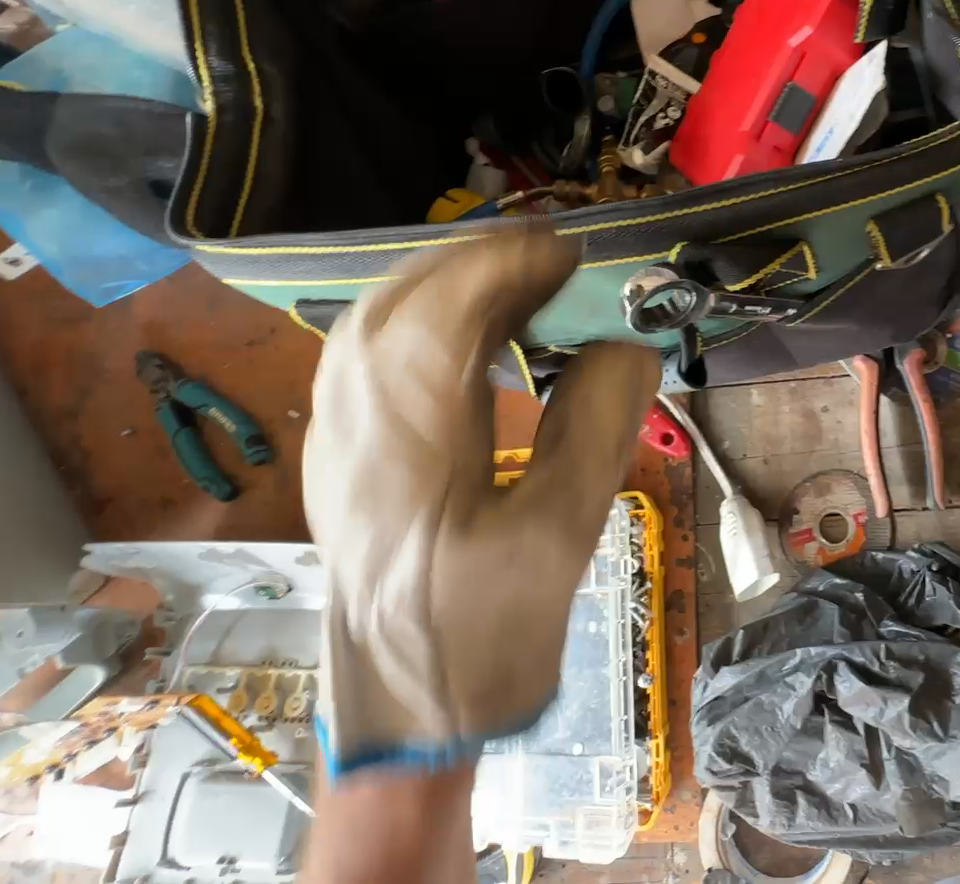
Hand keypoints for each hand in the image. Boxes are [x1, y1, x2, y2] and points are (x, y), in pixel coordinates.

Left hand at [304, 226, 659, 775]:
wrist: (408, 705)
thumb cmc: (489, 630)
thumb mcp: (563, 533)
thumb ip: (596, 425)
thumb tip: (627, 345)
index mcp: (407, 447)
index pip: (441, 316)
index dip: (508, 267)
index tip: (572, 253)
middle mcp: (350, 426)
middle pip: (397, 301)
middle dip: (477, 261)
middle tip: (555, 257)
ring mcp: (332, 437)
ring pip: (373, 320)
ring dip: (446, 281)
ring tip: (519, 279)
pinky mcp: (338, 451)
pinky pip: (367, 350)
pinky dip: (420, 314)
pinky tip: (465, 329)